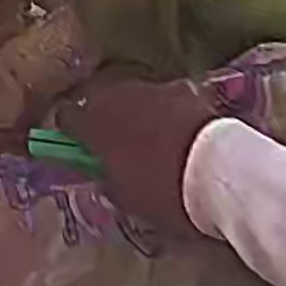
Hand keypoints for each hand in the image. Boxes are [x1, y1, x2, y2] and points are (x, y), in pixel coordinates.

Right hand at [58, 77, 219, 234]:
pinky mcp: (175, 88)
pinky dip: (163, 112)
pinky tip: (178, 132)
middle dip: (103, 119)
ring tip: (152, 138)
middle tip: (118, 144)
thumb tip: (104, 173)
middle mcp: (107, 95)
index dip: (70, 131)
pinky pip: (160, 100)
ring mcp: (141, 88)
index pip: (64, 116)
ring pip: (127, 98)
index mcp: (89, 122)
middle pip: (95, 102)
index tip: (80, 146)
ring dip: (133, 113)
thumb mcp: (128, 198)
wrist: (220, 169)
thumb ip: (107, 180)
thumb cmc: (164, 188)